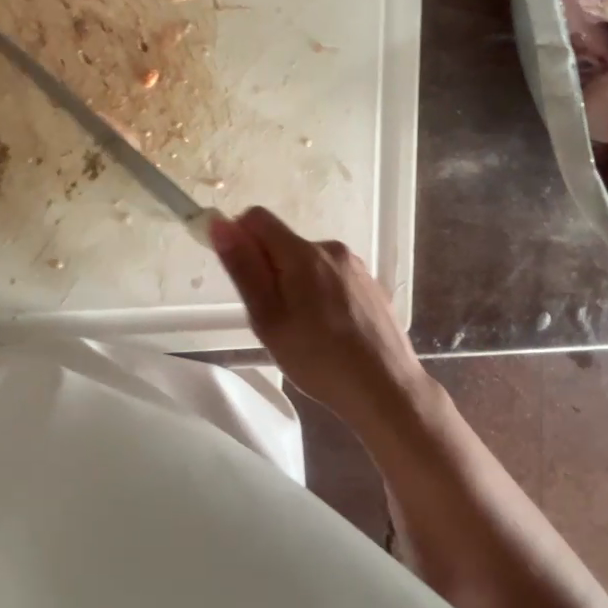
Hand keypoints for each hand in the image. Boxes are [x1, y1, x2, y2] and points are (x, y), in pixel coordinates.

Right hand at [209, 207, 425, 424]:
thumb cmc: (317, 358)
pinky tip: (331, 332)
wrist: (387, 389)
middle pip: (283, 242)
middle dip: (269, 269)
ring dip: (296, 283)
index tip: (243, 277)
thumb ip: (243, 267)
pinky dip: (322, 294)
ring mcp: (355, 267)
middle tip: (273, 317)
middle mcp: (330, 249)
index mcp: (302, 253)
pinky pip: (332, 277)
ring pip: (308, 262)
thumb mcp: (267, 318)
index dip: (240, 239)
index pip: (257, 218)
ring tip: (304, 330)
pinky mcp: (372, 286)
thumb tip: (219, 223)